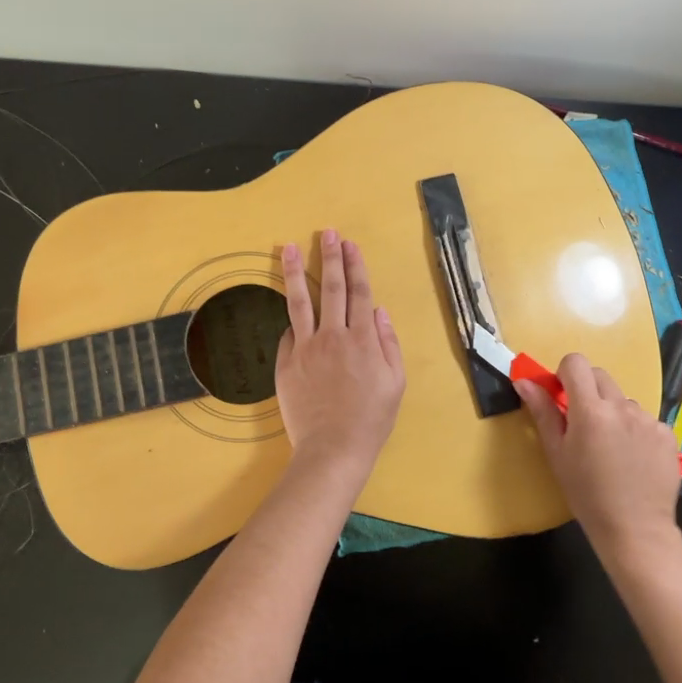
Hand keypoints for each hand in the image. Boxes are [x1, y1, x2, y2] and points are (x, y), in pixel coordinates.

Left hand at [275, 229, 405, 478]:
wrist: (333, 448)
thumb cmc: (371, 419)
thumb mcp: (394, 382)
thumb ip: (388, 344)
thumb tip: (380, 312)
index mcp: (364, 339)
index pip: (359, 292)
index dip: (355, 265)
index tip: (350, 245)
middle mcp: (334, 336)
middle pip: (331, 288)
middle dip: (330, 257)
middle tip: (327, 233)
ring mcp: (306, 348)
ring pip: (299, 301)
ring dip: (294, 271)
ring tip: (287, 248)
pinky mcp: (287, 363)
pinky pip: (289, 334)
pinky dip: (292, 320)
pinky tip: (289, 307)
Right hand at [517, 354, 680, 555]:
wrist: (634, 528)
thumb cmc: (586, 493)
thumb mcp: (556, 453)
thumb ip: (542, 412)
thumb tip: (523, 381)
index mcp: (590, 410)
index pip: (576, 362)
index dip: (565, 374)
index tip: (562, 396)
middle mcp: (622, 406)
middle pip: (600, 375)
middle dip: (587, 389)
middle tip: (583, 423)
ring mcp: (649, 419)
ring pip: (623, 399)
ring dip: (613, 412)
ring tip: (611, 447)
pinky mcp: (667, 433)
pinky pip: (645, 419)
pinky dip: (635, 429)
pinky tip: (633, 457)